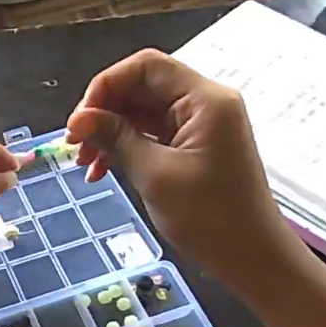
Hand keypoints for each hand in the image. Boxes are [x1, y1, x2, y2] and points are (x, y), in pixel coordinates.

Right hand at [66, 50, 303, 299]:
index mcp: (204, 99)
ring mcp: (201, 127)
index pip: (146, 67)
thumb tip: (80, 119)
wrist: (251, 258)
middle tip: (75, 147)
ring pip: (144, 115)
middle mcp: (205, 104)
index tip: (78, 123)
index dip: (105, 87)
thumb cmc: (208, 218)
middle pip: (143, 89)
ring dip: (110, 134)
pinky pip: (154, 137)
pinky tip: (102, 173)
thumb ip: (117, 139)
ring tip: (84, 164)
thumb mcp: (155, 176)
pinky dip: (127, 150)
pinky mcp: (196, 150)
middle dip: (104, 113)